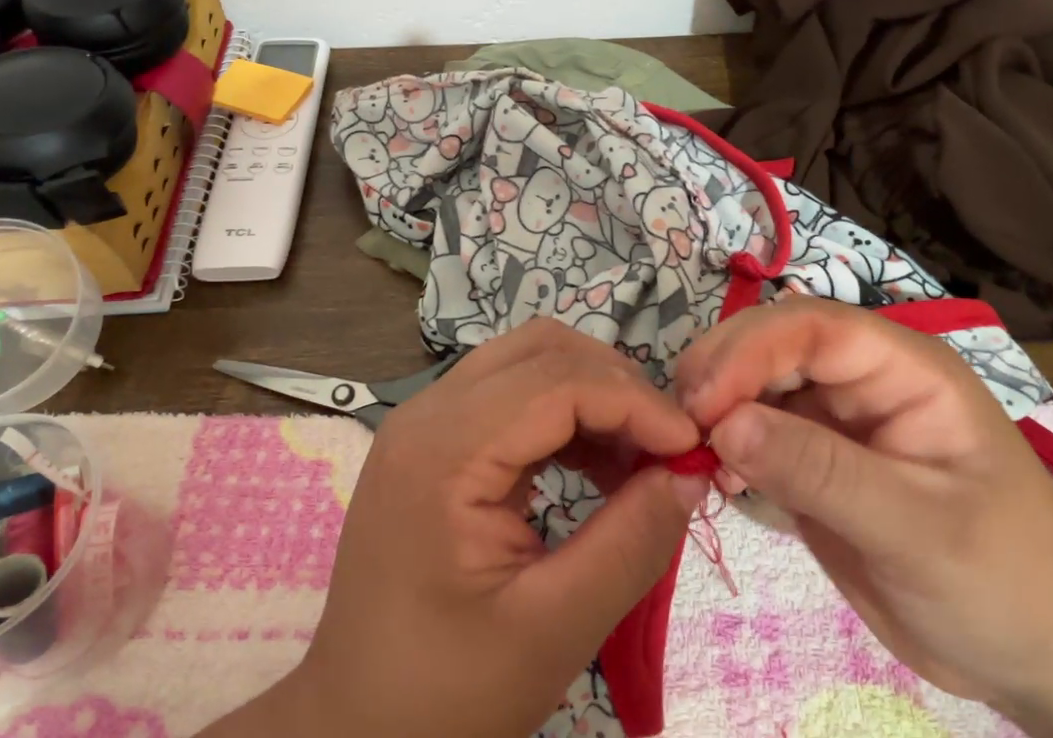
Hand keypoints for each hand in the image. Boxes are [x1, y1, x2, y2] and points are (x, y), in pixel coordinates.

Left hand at [214, 319, 708, 737]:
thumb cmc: (447, 688)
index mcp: (443, 451)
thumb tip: (691, 473)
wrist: (359, 725)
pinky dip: (564, 417)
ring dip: (593, 397)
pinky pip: (509, 399)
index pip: (557, 380)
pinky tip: (598, 468)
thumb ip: (631, 542)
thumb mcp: (555, 627)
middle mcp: (425, 415)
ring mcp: (422, 425)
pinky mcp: (432, 446)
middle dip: (617, 386)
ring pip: (526, 364)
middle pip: (541, 351)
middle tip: (668, 450)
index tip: (693, 450)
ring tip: (642, 461)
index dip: (636, 403)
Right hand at [673, 296, 1052, 708]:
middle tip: (677, 425)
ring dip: (716, 411)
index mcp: (906, 371)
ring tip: (687, 452)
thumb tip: (723, 422)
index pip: (814, 328)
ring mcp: (836, 426)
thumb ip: (821, 471)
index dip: (750, 350)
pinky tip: (715, 477)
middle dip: (721, 373)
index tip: (700, 402)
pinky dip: (727, 450)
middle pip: (774, 347)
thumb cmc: (1005, 583)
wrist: (1034, 660)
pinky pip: (756, 440)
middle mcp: (864, 384)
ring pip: (756, 391)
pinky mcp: (815, 469)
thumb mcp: (918, 528)